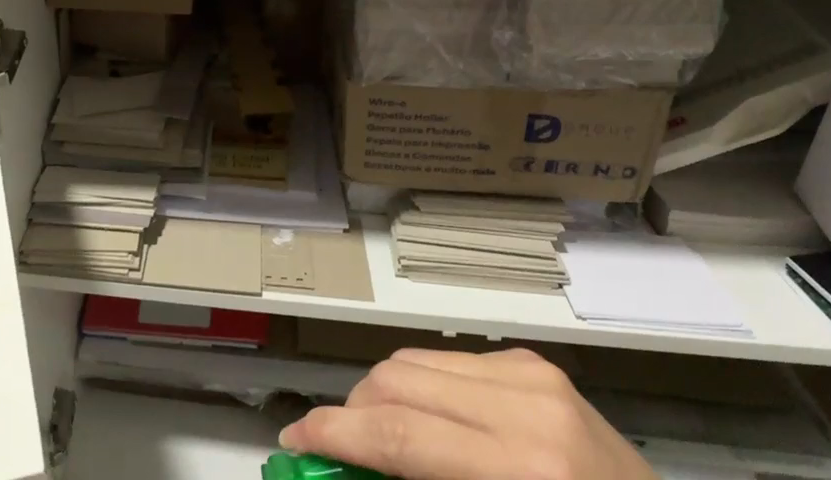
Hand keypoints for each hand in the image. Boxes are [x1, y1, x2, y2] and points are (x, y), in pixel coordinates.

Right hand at [278, 348, 657, 479]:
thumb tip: (347, 466)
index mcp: (520, 469)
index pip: (395, 434)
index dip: (331, 434)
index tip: (292, 442)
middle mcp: (526, 406)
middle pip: (395, 381)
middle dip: (352, 413)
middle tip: (340, 452)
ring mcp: (535, 376)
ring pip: (413, 360)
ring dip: (383, 397)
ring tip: (385, 438)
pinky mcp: (538, 365)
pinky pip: (449, 360)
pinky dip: (423, 389)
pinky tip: (434, 425)